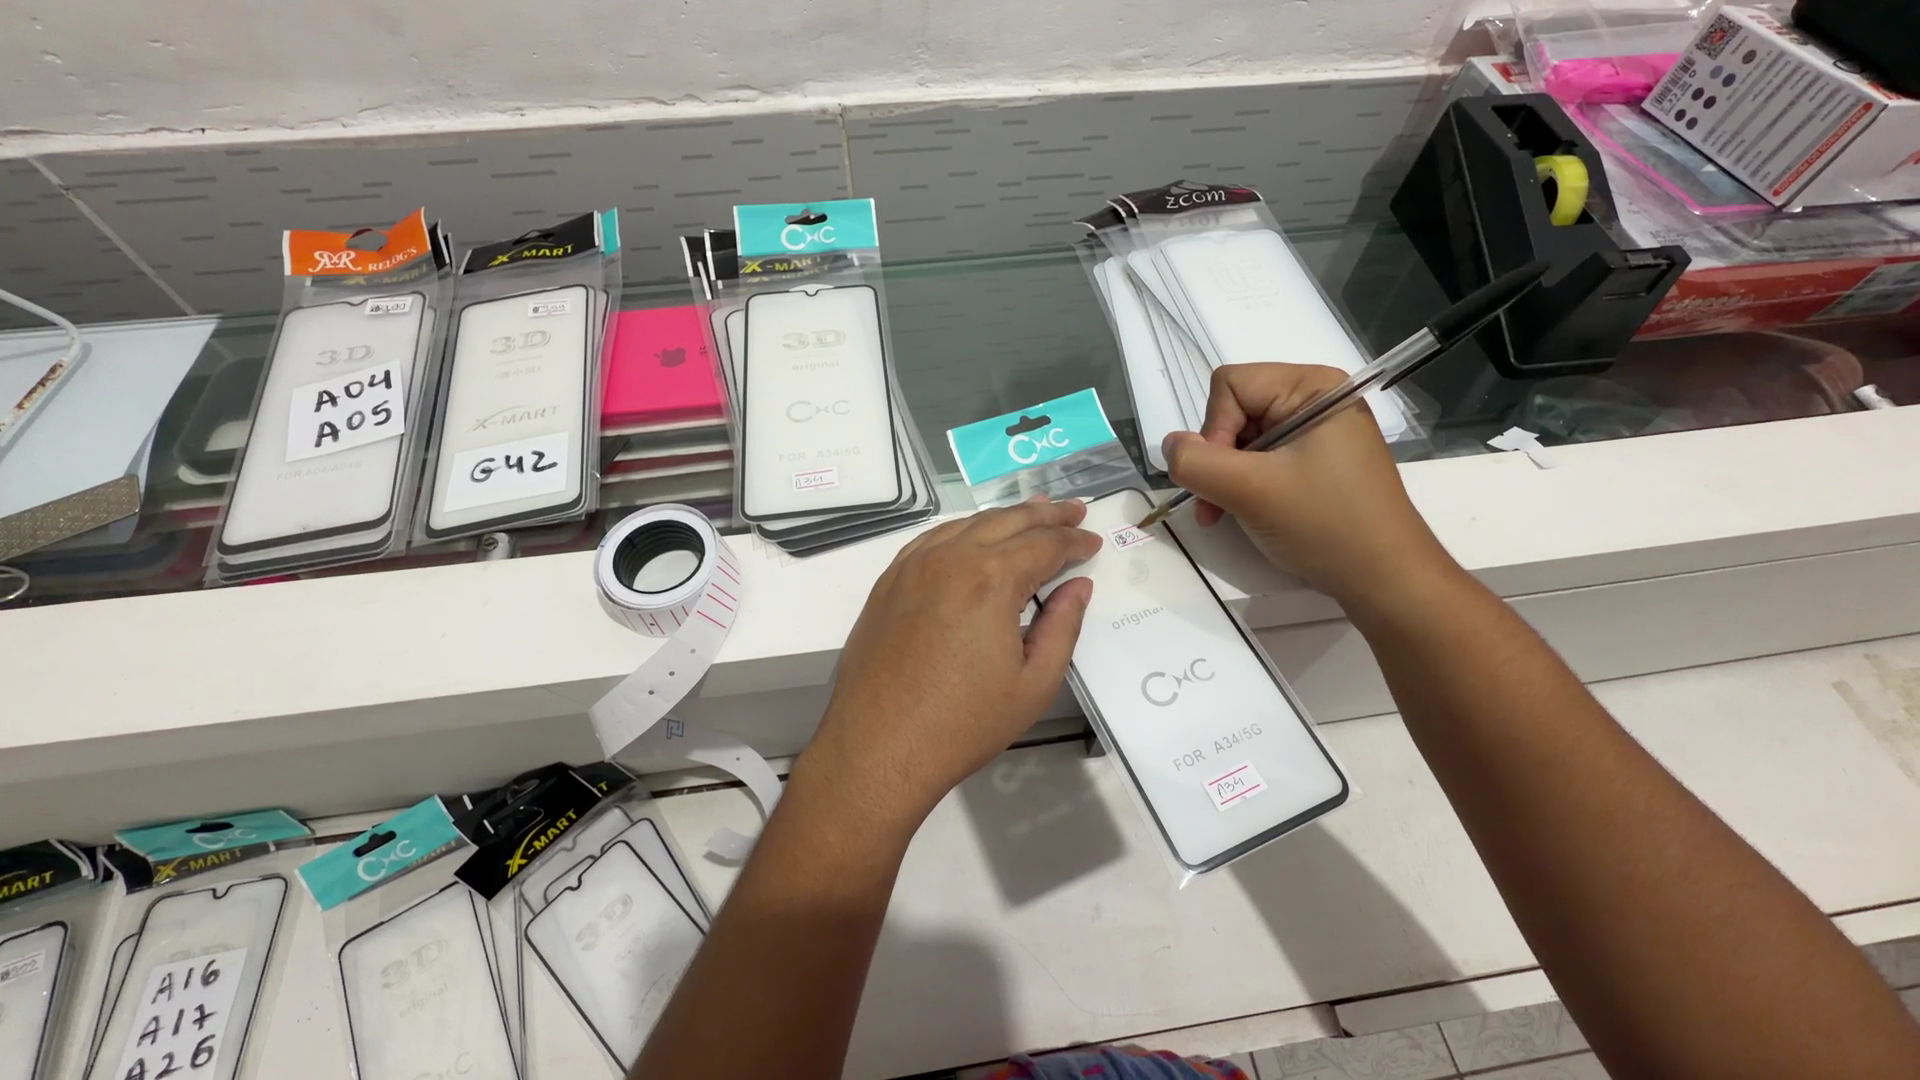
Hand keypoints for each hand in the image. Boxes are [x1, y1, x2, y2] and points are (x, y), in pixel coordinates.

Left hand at [797, 497, 1100, 828]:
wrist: (879, 747)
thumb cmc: (963, 724)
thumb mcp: (1034, 683)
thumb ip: (1063, 626)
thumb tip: (1078, 587)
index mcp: (992, 579)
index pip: (1044, 545)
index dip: (1074, 543)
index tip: (1093, 543)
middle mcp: (951, 558)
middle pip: (1007, 521)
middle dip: (1046, 515)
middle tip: (1074, 511)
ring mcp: (912, 566)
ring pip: (967, 524)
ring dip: (1005, 517)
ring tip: (1032, 515)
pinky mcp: (888, 582)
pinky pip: (932, 540)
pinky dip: (962, 531)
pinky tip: (974, 538)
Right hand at [1163, 363, 1455, 609]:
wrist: (1385, 580)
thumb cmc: (1324, 525)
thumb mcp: (1249, 491)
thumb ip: (1196, 463)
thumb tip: (1169, 446)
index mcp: (1312, 388)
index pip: (1229, 385)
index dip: (1213, 430)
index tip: (1223, 478)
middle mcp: (1316, 400)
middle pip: (1234, 410)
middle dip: (1218, 458)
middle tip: (1217, 504)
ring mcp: (1318, 432)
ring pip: (1243, 438)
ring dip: (1226, 477)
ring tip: (1228, 514)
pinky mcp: (1318, 462)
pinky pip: (1263, 459)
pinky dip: (1245, 485)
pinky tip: (1247, 513)